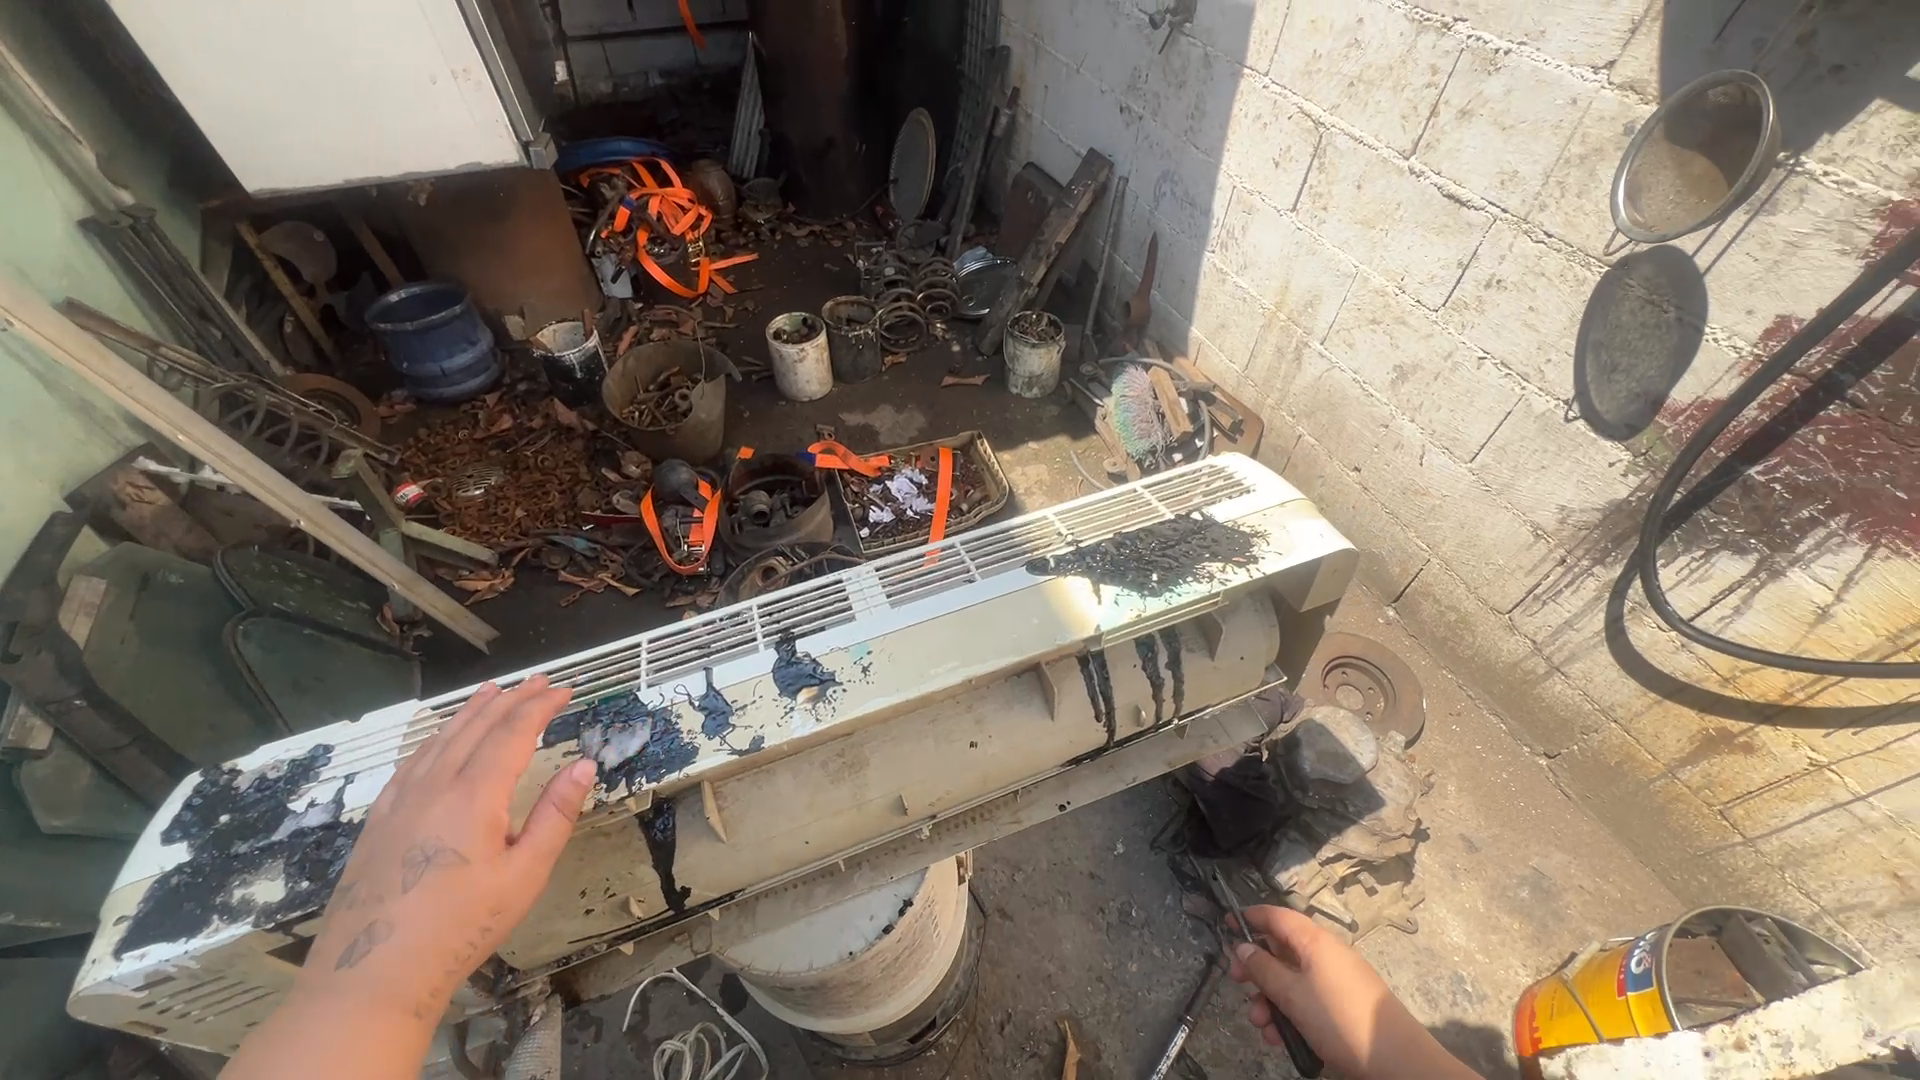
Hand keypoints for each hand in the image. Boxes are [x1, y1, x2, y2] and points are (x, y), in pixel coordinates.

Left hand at [296, 676, 596, 1020]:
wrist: (371, 975)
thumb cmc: (461, 925)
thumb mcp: (525, 874)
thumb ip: (556, 814)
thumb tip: (584, 765)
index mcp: (475, 795)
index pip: (513, 733)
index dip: (540, 706)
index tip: (565, 690)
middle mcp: (435, 786)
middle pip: (476, 727)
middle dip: (510, 700)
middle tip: (538, 681)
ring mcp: (400, 801)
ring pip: (440, 739)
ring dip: (471, 711)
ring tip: (491, 692)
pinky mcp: (379, 820)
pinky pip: (412, 761)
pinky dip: (436, 737)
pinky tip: (440, 740)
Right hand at [1228, 905, 1477, 1079]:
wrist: (1400, 1065)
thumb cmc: (1340, 1020)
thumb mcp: (1291, 994)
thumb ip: (1262, 969)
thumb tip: (1241, 947)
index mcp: (1313, 940)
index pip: (1275, 915)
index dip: (1248, 917)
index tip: (1225, 926)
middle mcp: (1325, 954)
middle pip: (1280, 951)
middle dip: (1256, 971)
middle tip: (1238, 985)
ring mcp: (1337, 981)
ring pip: (1292, 981)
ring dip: (1271, 1001)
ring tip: (1263, 1027)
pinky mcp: (1345, 1007)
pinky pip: (1309, 1001)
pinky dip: (1292, 1015)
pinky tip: (1283, 1039)